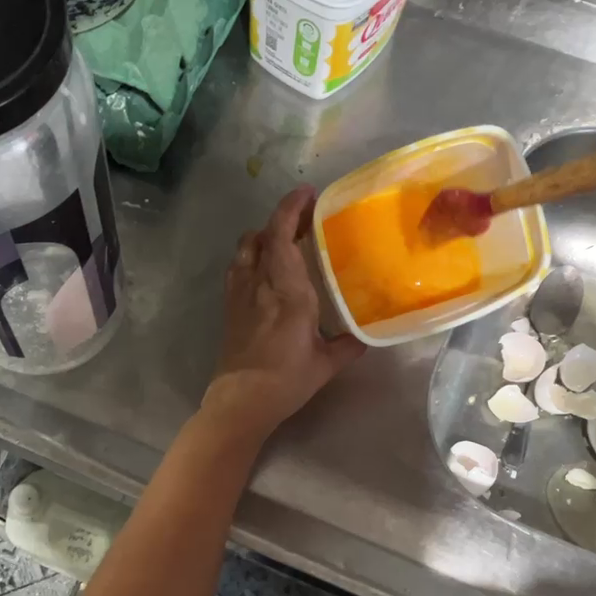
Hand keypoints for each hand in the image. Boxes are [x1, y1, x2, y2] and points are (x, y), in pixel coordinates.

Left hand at [203, 186, 366, 441]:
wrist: (241, 402)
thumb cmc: (286, 381)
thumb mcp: (326, 364)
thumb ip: (348, 344)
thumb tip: (365, 334)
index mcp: (287, 290)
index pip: (282, 235)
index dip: (292, 208)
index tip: (308, 194)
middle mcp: (259, 284)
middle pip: (263, 235)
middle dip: (283, 219)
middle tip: (306, 219)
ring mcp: (240, 295)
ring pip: (246, 249)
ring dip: (264, 236)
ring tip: (284, 241)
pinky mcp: (229, 309)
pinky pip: (237, 269)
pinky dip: (251, 257)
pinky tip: (264, 270)